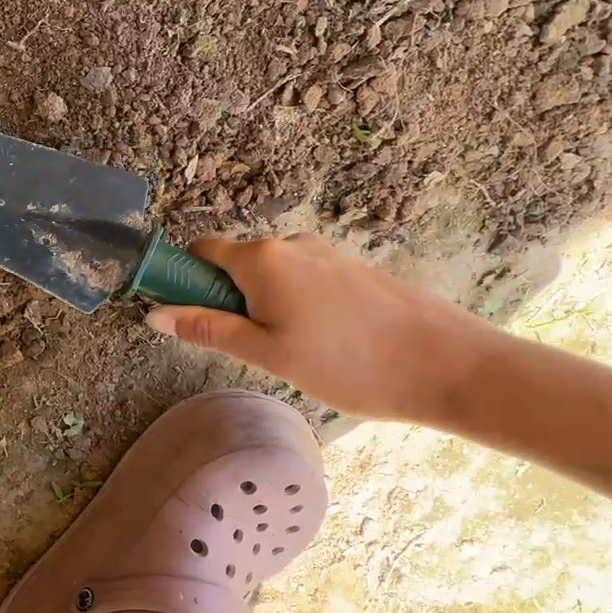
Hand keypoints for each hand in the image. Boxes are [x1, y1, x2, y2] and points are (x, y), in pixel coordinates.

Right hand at [144, 233, 499, 420]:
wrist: (457, 369)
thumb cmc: (349, 363)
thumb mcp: (266, 354)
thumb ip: (207, 329)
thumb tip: (154, 314)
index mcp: (260, 258)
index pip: (199, 252)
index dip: (186, 281)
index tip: (197, 317)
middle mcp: (290, 243)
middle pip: (236, 264)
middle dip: (232, 298)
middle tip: (257, 345)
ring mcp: (327, 253)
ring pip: (272, 275)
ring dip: (268, 304)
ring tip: (299, 349)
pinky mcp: (356, 268)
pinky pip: (305, 279)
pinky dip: (301, 304)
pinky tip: (331, 342)